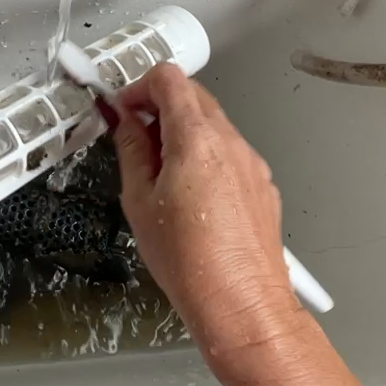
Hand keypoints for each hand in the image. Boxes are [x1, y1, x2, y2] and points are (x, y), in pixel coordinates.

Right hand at [104, 64, 300, 355]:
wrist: (244, 308)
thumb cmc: (188, 260)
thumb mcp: (139, 200)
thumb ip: (131, 148)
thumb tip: (123, 119)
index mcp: (195, 138)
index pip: (168, 78)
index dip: (138, 87)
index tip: (122, 109)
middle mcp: (229, 141)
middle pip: (191, 94)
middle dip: (159, 105)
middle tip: (135, 135)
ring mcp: (251, 162)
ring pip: (212, 122)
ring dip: (182, 130)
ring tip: (161, 170)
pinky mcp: (262, 184)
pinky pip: (228, 151)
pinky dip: (205, 153)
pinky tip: (191, 194)